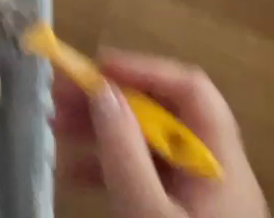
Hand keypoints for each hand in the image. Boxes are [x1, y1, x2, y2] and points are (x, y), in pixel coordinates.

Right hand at [53, 51, 267, 217]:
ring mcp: (198, 202)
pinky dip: (105, 167)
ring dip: (100, 130)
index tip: (93, 69)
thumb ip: (123, 150)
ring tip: (52, 127)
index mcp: (221, 165)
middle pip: (164, 114)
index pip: (191, 91)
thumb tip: (102, 89)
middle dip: (109, 99)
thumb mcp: (146, 213)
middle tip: (57, 94)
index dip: (143, 69)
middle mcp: (214, 174)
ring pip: (147, 144)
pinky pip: (142, 178)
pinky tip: (69, 175)